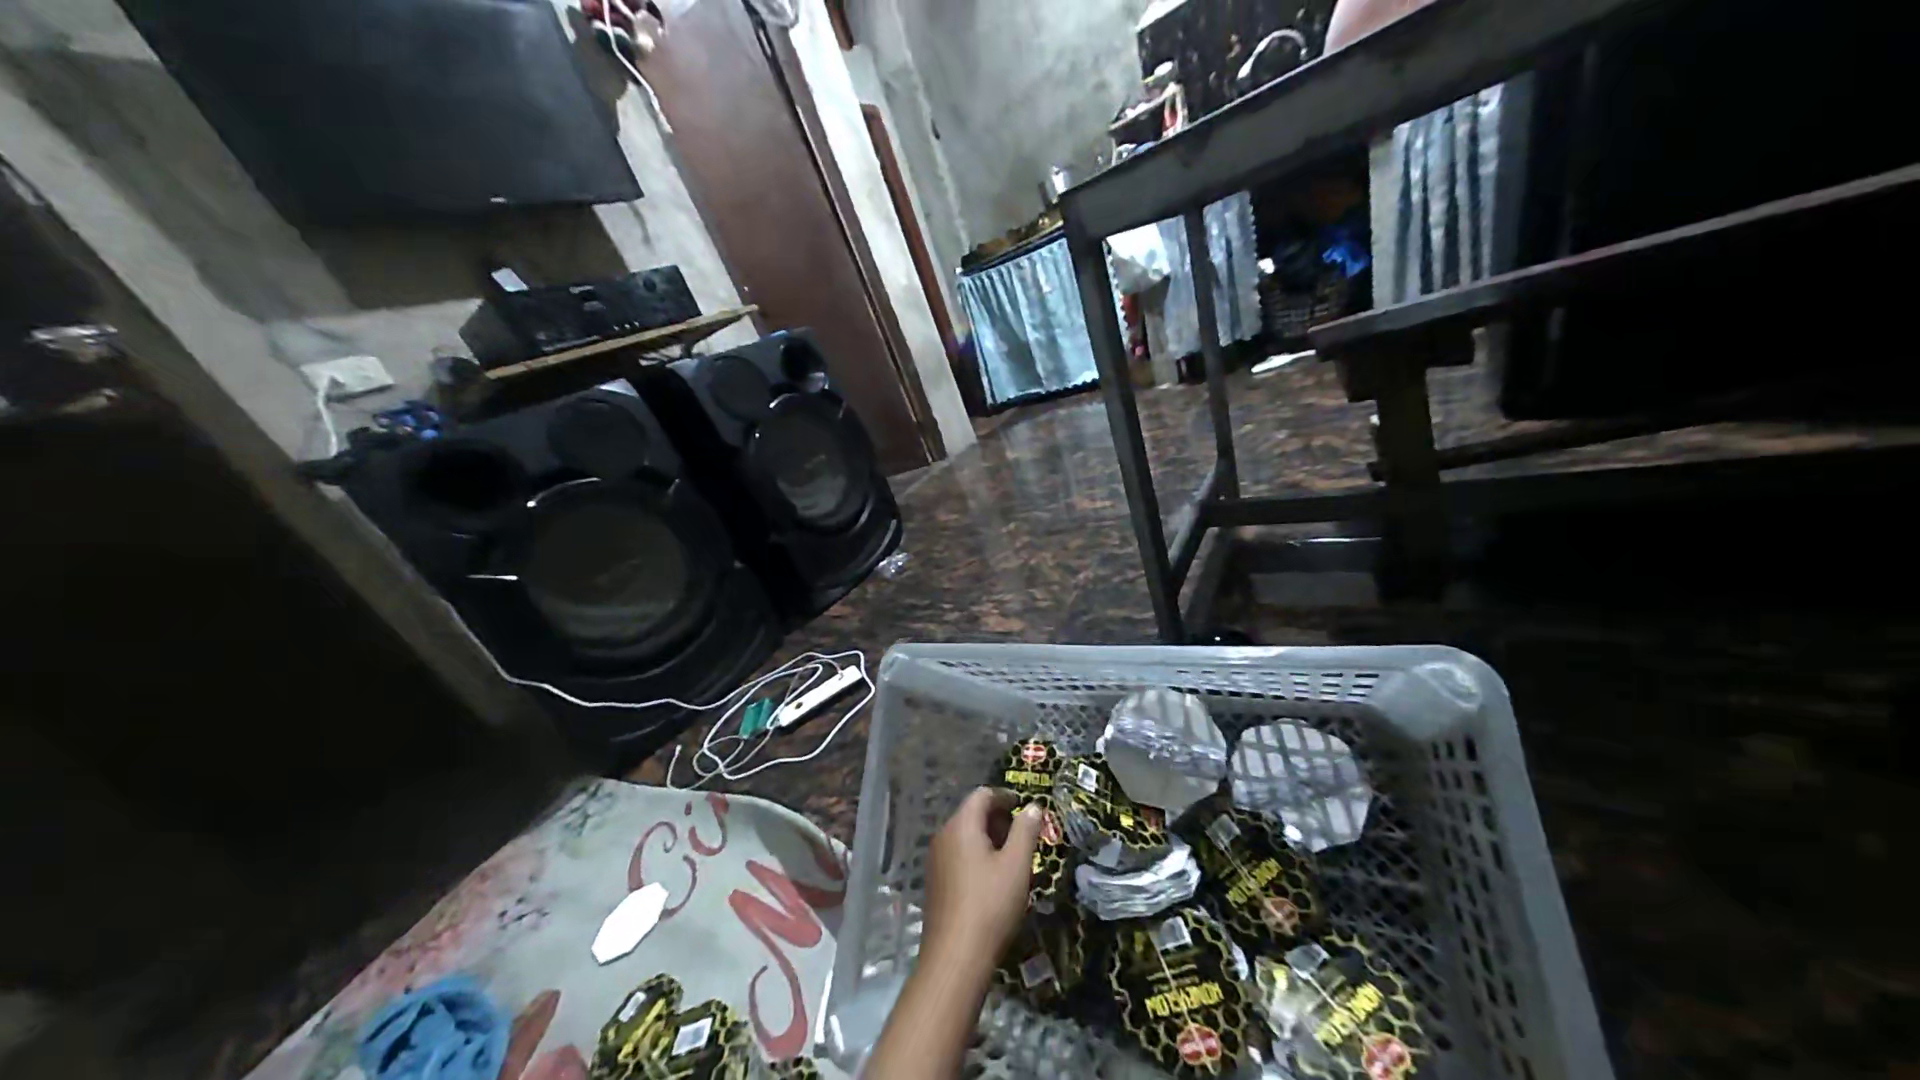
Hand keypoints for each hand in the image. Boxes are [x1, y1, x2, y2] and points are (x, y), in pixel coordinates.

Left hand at [922, 788, 1043, 964]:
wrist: (955, 957)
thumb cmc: (990, 904)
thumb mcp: (1016, 865)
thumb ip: (1026, 831)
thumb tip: (1033, 807)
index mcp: (961, 825)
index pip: (982, 795)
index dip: (1006, 797)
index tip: (1026, 808)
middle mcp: (943, 836)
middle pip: (971, 813)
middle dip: (999, 818)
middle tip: (1024, 835)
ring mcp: (935, 860)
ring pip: (965, 835)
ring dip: (989, 838)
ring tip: (1014, 857)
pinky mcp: (935, 882)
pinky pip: (958, 855)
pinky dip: (977, 855)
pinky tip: (993, 878)